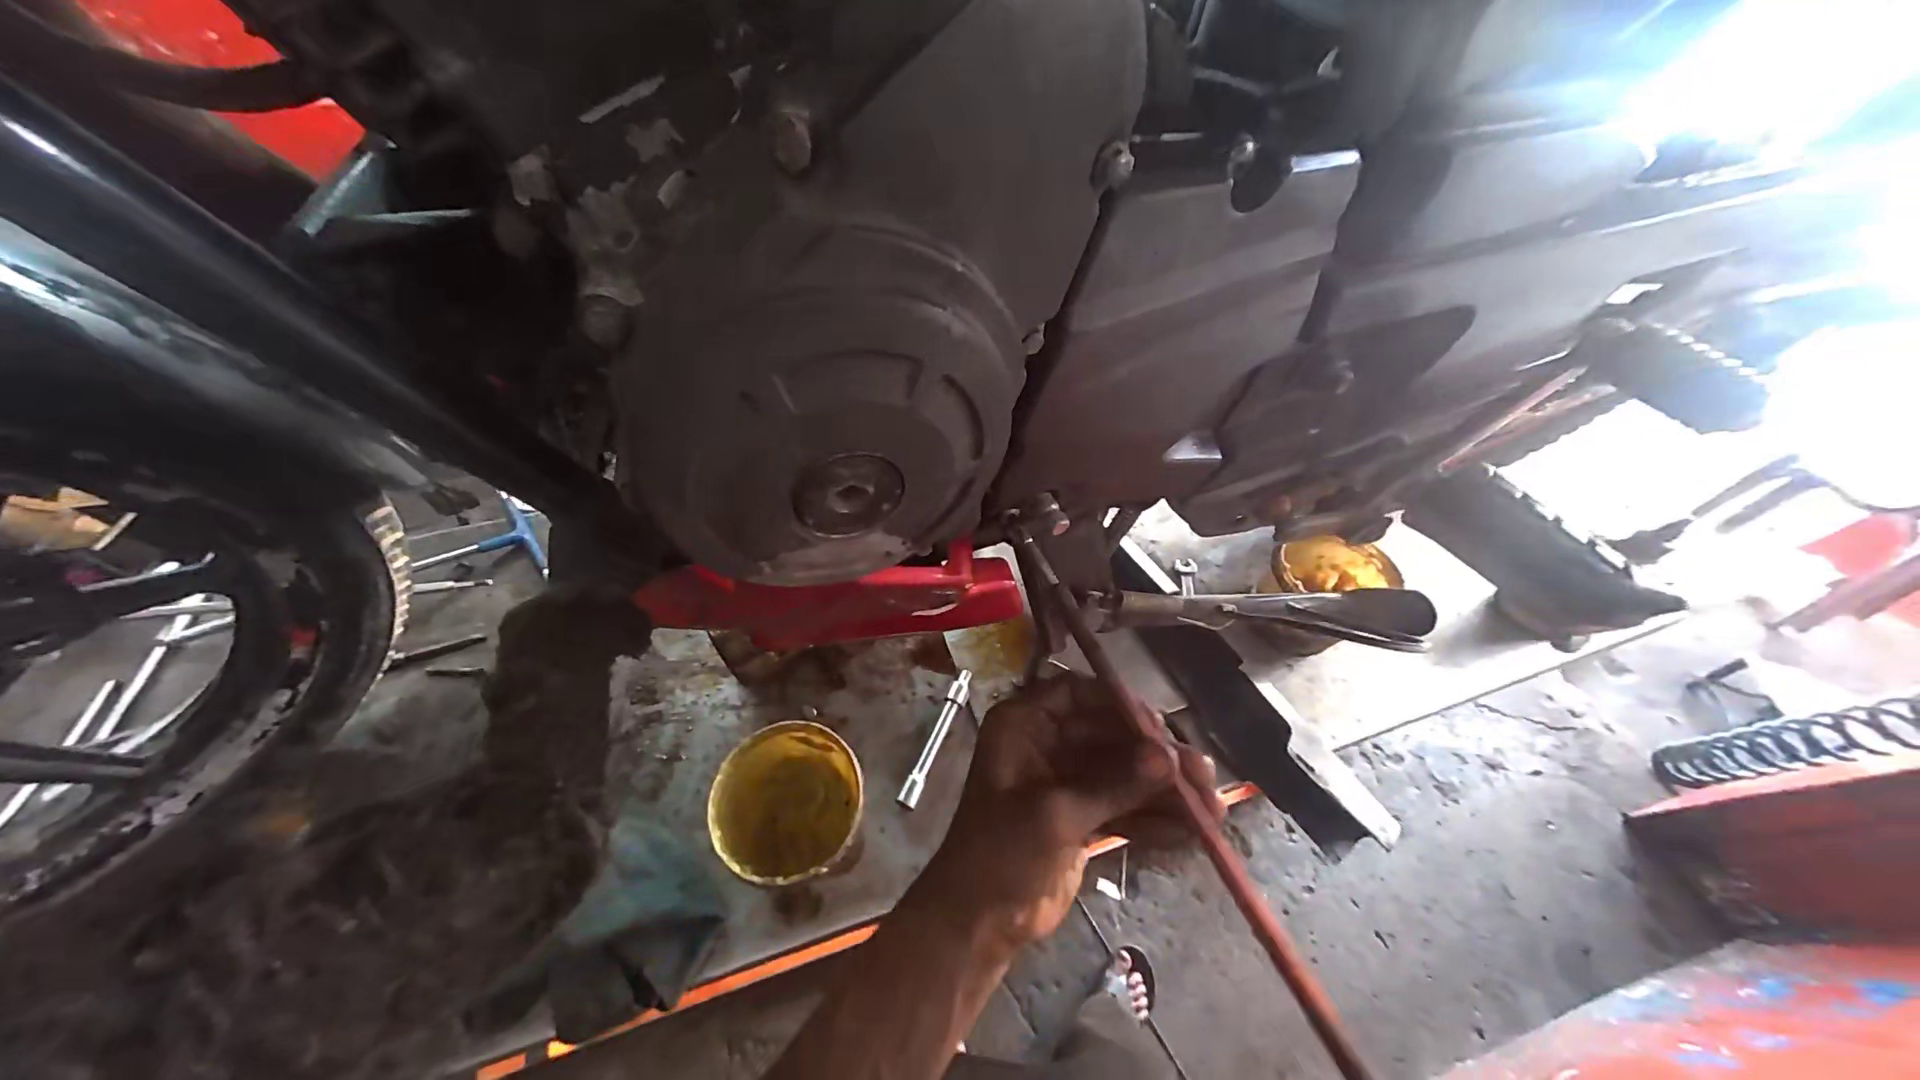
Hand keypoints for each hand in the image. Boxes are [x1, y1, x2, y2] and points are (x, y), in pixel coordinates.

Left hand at [908, 673, 1220, 951]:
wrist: (980, 920)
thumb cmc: (1001, 853)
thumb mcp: (1055, 814)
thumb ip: (1114, 785)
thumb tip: (1169, 758)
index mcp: (1024, 725)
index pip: (1078, 695)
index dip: (1121, 706)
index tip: (1163, 727)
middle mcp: (1046, 744)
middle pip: (1110, 736)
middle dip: (1156, 757)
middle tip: (1202, 774)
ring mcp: (1066, 781)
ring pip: (1123, 773)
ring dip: (1165, 791)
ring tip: (1212, 809)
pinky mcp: (1082, 815)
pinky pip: (1124, 806)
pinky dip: (1153, 819)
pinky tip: (1191, 833)